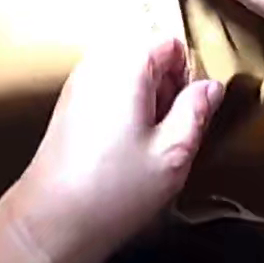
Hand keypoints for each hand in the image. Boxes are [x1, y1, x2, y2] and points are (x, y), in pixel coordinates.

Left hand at [0, 38, 222, 262]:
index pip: (171, 43)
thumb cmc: (117, 187)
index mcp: (128, 63)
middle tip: (166, 134)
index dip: (187, 75)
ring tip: (143, 143)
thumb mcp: (172, 154)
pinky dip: (122, 106)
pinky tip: (119, 146)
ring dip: (145, 99)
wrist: (51, 219)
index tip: (185, 114)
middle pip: (148, 55)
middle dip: (165, 88)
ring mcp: (80, 76)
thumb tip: (212, 85)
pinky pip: (108, 86)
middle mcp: (100, 59)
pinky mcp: (69, 97)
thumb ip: (196, 112)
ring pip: (129, 73)